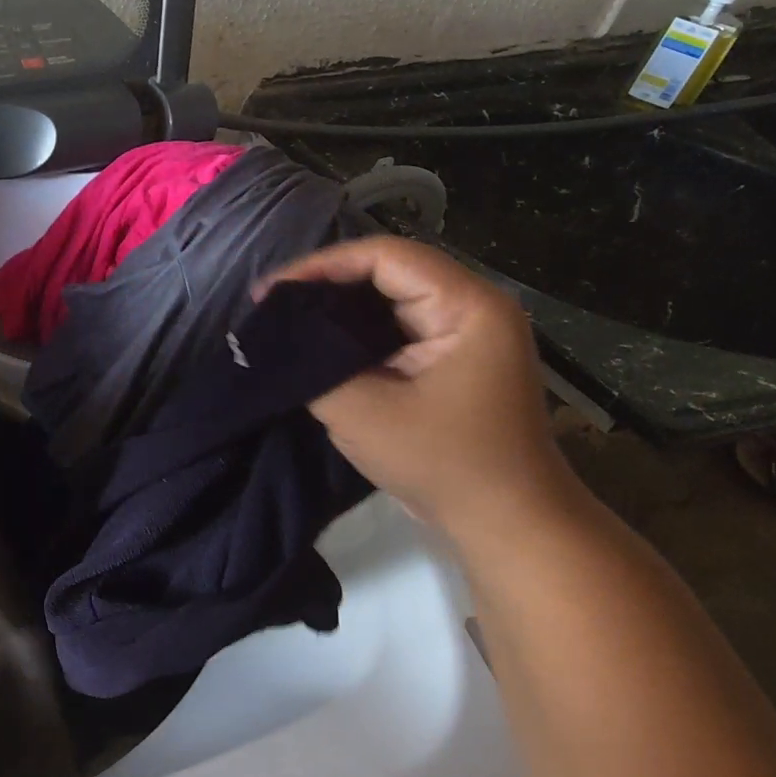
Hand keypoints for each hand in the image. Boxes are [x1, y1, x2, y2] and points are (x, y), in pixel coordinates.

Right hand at [259, 236, 578, 530]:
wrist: (506, 521)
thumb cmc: (441, 460)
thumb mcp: (361, 411)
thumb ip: (313, 364)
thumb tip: (274, 337)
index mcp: (467, 307)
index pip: (385, 255)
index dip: (322, 265)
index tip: (271, 293)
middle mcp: (472, 307)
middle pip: (388, 269)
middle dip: (324, 283)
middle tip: (270, 305)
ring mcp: (465, 334)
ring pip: (388, 297)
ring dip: (336, 306)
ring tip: (284, 322)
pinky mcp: (451, 358)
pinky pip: (394, 325)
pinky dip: (352, 330)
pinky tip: (316, 345)